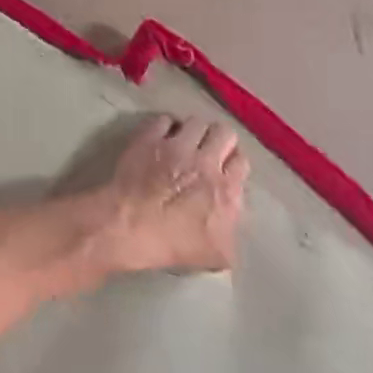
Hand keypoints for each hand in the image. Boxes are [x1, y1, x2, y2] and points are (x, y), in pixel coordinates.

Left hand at [97, 114, 247, 274]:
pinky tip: (163, 135)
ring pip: (196, 122)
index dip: (234, 162)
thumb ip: (231, 226)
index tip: (226, 166)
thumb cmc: (175, 243)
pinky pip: (164, 119)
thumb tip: (231, 211)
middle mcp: (205, 161)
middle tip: (209, 148)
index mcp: (226, 189)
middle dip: (219, 139)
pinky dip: (166, 125)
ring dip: (194, 130)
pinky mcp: (148, 137)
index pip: (241, 161)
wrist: (131, 223)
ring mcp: (175, 145)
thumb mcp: (220, 252)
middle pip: (224, 133)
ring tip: (187, 139)